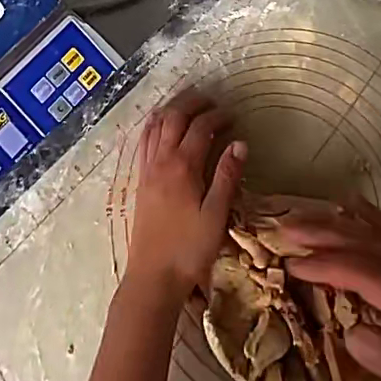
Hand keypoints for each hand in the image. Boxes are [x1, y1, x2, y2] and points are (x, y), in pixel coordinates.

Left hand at [124, 91, 245, 294]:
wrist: (153, 279)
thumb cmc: (189, 249)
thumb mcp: (216, 215)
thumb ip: (227, 176)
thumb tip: (240, 143)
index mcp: (183, 167)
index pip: (201, 128)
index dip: (218, 116)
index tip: (233, 116)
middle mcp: (162, 161)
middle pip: (175, 118)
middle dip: (194, 103)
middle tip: (212, 101)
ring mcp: (148, 170)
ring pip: (157, 126)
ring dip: (173, 109)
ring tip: (189, 104)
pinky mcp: (141, 181)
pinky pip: (145, 141)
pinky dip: (154, 125)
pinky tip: (160, 124)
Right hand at [280, 201, 380, 380]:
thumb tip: (350, 333)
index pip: (367, 274)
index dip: (326, 264)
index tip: (290, 261)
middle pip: (372, 244)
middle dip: (327, 232)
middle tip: (284, 225)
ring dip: (346, 222)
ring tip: (311, 212)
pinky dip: (377, 222)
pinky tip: (363, 215)